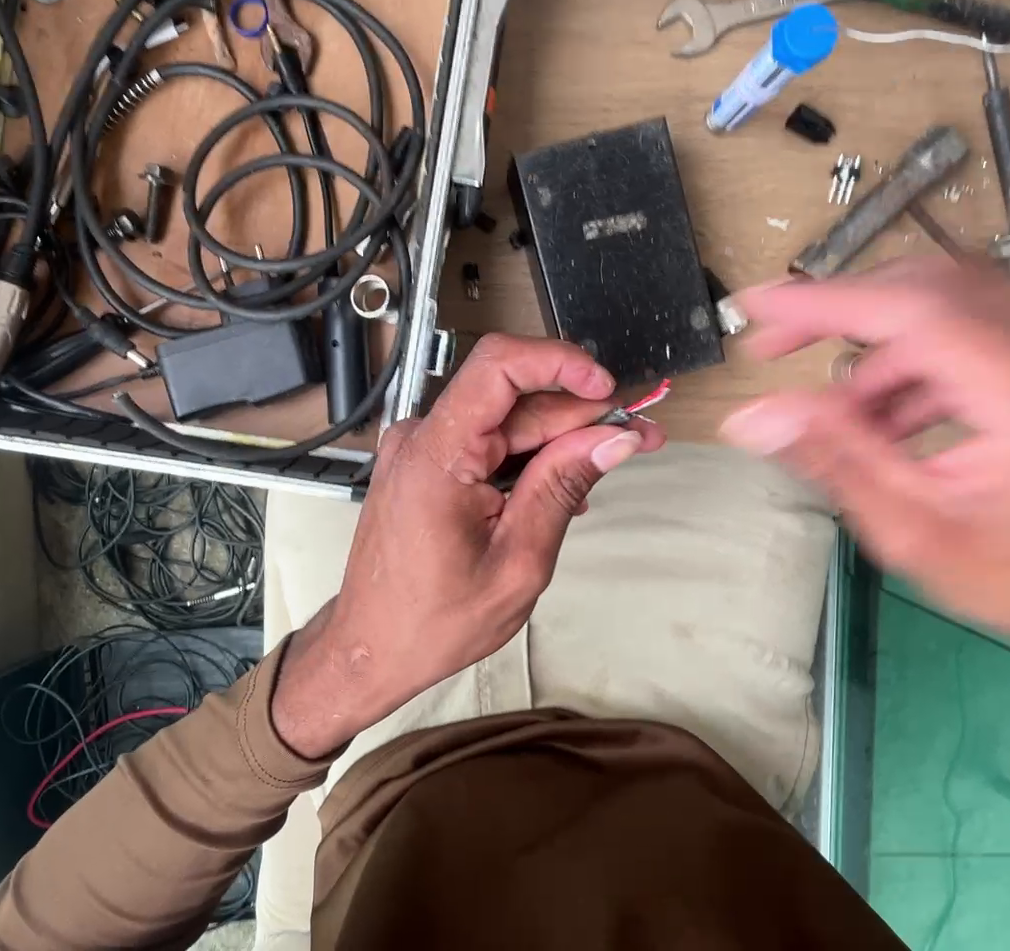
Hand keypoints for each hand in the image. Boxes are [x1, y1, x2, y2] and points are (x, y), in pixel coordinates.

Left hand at [272, 334, 666, 757]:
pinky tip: (566, 482)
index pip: (498, 367)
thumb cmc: (432, 621)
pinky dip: (529, 457)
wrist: (371, 647)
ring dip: (561, 436)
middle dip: (580, 410)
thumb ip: (562, 489)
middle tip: (638, 432)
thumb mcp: (517, 562)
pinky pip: (487, 444)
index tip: (608, 387)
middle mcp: (421, 439)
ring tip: (613, 455)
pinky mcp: (426, 466)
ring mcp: (420, 450)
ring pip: (504, 422)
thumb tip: (613, 440)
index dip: (559, 362)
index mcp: (437, 456)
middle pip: (512, 398)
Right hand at [719, 260, 1009, 680]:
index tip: (757, 306)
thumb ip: (835, 460)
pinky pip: (972, 335)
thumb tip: (755, 415)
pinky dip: (914, 365)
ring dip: (876, 351)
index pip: (915, 312)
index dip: (824, 303)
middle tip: (775, 345)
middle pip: (930, 290)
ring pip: (947, 307)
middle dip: (840, 312)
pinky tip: (888, 421)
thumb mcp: (919, 534)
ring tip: (839, 417)